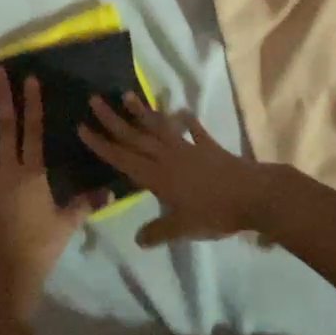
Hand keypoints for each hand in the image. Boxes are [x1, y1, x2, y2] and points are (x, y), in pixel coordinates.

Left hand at [0, 68, 97, 318]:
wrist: (6, 276)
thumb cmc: (40, 249)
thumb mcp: (67, 225)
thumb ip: (85, 204)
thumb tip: (111, 191)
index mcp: (32, 174)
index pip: (34, 131)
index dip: (33, 104)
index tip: (29, 78)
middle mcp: (7, 172)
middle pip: (4, 128)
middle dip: (1, 98)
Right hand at [80, 94, 277, 247]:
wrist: (252, 194)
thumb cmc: (215, 213)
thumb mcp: (183, 228)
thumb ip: (159, 231)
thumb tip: (138, 239)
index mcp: (157, 176)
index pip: (122, 158)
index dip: (101, 145)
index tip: (83, 127)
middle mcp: (168, 156)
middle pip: (135, 137)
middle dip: (113, 120)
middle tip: (94, 100)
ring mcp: (188, 148)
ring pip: (159, 128)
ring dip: (142, 112)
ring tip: (126, 95)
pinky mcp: (208, 146)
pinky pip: (193, 130)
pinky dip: (185, 120)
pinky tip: (180, 111)